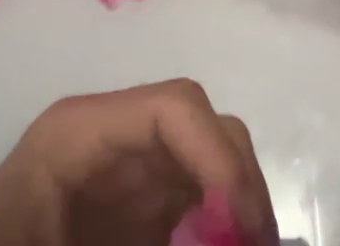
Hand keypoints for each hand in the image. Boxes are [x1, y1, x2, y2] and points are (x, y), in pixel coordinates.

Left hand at [0, 79, 275, 245]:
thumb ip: (154, 242)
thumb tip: (221, 240)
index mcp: (81, 132)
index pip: (174, 107)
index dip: (219, 156)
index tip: (243, 223)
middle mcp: (113, 138)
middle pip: (202, 127)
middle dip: (238, 180)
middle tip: (259, 242)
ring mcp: (128, 173)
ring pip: (209, 162)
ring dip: (238, 203)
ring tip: (253, 243)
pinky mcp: (138, 210)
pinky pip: (197, 201)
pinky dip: (220, 222)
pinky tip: (229, 243)